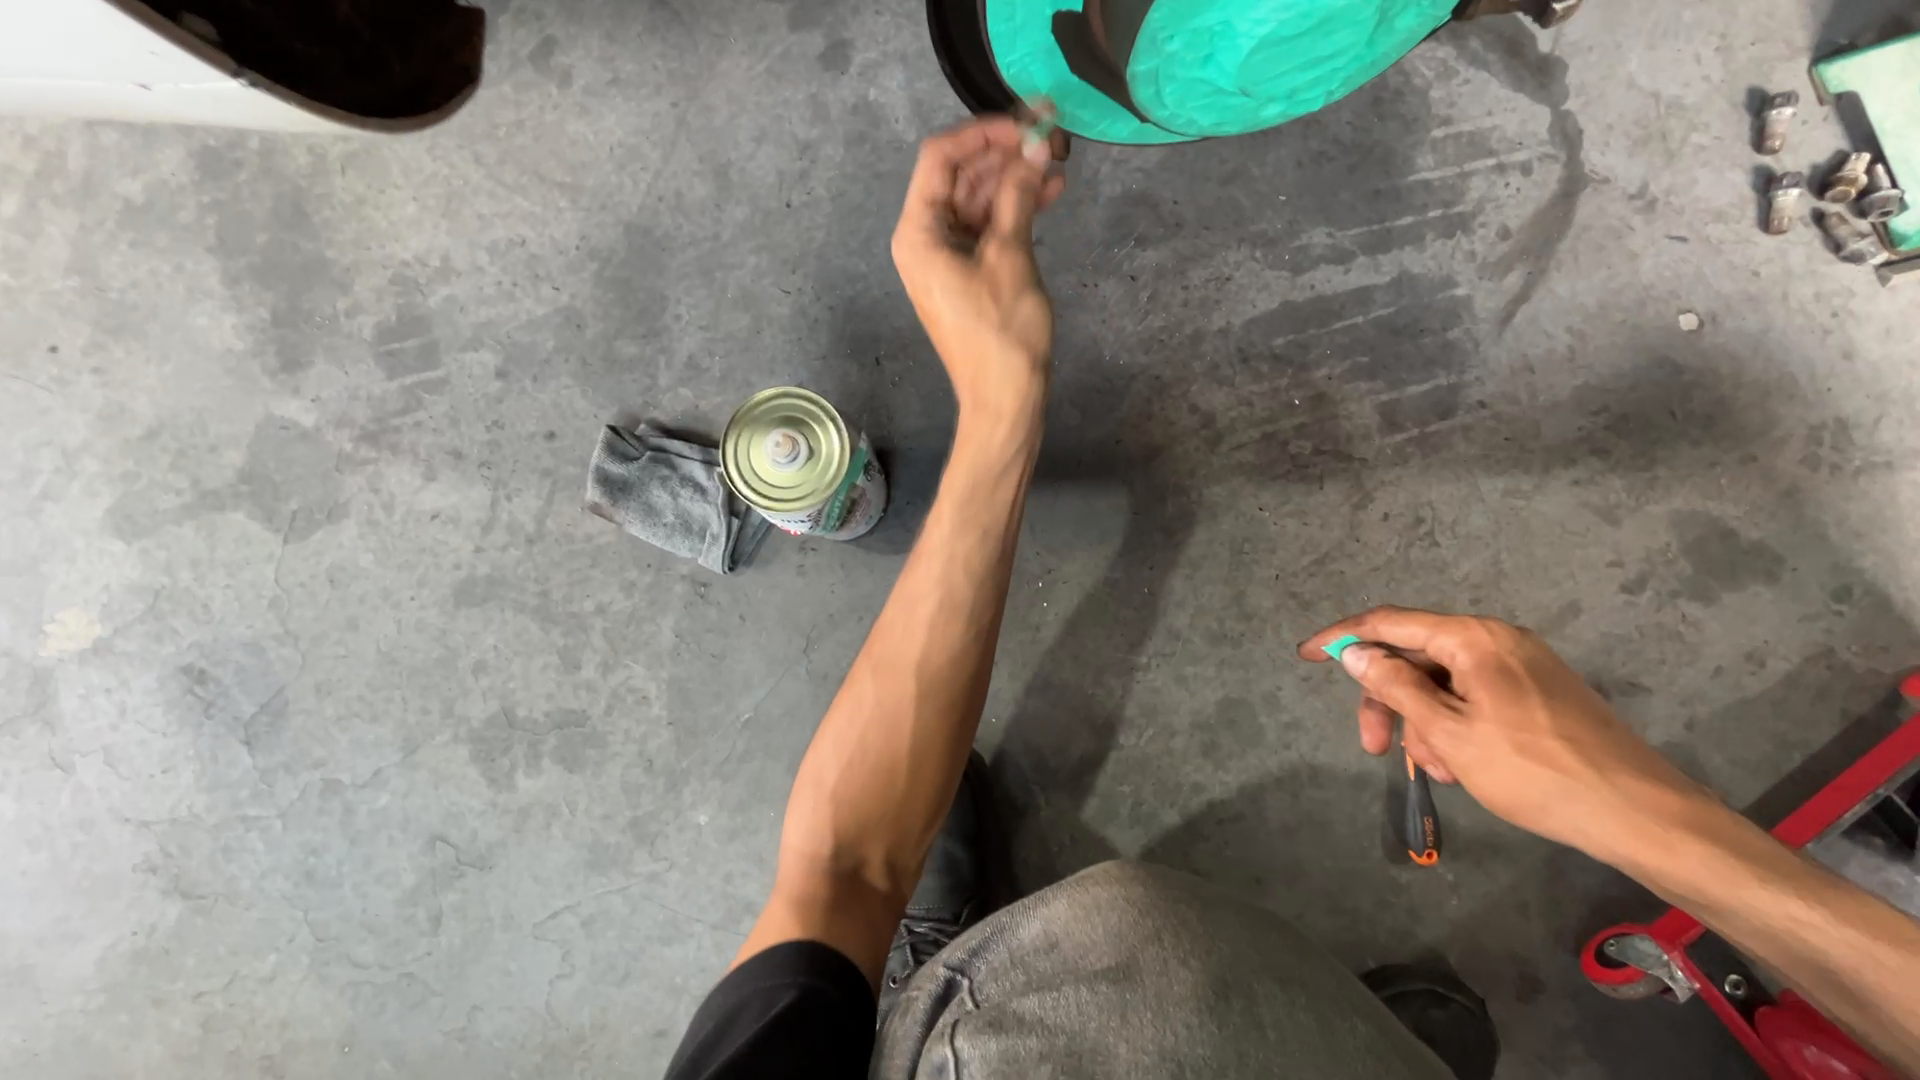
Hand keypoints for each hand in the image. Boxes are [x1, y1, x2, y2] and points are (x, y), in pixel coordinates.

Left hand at [892, 115, 1068, 426]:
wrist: (1004, 398)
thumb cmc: (1001, 331)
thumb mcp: (1010, 256)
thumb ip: (1017, 196)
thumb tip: (1035, 149)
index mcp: (918, 233)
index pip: (940, 159)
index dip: (983, 135)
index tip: (1026, 125)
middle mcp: (924, 240)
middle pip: (959, 178)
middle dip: (1003, 156)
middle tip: (1051, 138)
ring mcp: (945, 259)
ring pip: (977, 202)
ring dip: (1015, 181)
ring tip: (1058, 162)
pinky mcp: (967, 275)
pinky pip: (987, 230)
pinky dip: (1015, 212)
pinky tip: (1051, 193)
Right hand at [1298, 607, 1706, 857]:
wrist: (1639, 814)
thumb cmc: (1533, 771)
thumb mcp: (1448, 732)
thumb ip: (1395, 686)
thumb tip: (1356, 654)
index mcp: (1473, 638)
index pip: (1389, 623)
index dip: (1342, 638)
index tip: (1306, 655)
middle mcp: (1496, 640)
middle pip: (1415, 657)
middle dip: (1388, 701)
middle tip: (1373, 747)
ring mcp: (1520, 665)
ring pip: (1442, 683)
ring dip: (1424, 723)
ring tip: (1438, 769)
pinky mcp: (1536, 692)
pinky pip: (1472, 697)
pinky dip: (1453, 726)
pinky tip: (1462, 765)